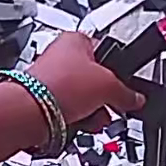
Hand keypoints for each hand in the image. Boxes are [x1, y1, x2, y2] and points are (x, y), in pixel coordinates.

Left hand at [27, 32, 143, 128]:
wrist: (30, 112)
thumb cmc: (58, 86)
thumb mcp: (109, 86)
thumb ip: (127, 93)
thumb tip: (135, 99)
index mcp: (76, 40)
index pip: (107, 52)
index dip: (120, 72)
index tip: (127, 87)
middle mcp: (60, 57)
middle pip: (94, 80)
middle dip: (105, 98)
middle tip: (110, 106)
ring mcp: (49, 81)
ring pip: (81, 99)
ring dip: (92, 112)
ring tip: (93, 119)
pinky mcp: (42, 104)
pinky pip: (67, 113)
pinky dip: (75, 121)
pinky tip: (78, 125)